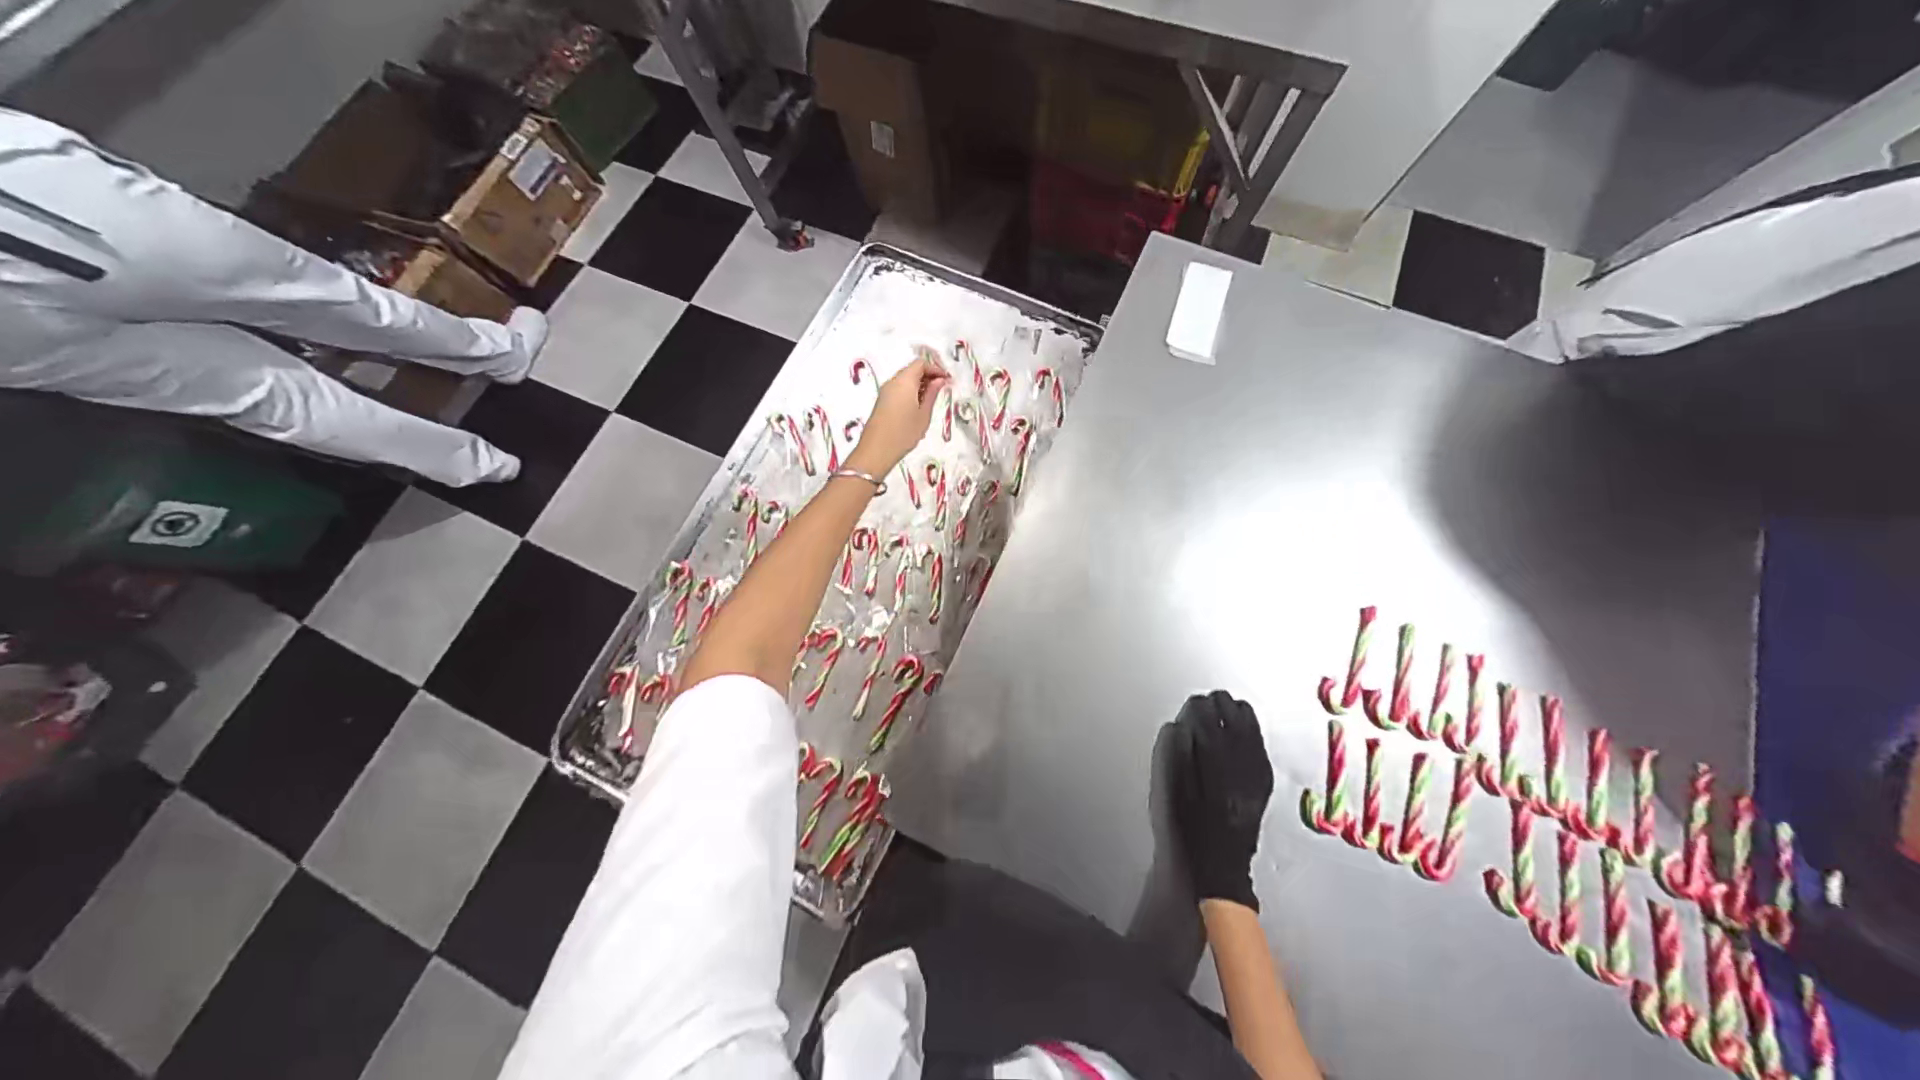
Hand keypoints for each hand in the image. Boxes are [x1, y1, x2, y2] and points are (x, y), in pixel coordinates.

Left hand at [846, 353, 949, 476]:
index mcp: (904, 381)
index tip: (947, 381)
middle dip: (928, 376)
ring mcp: (885, 392)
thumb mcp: (924, 414)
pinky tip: (918, 408)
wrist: (876, 450)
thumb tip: (939, 381)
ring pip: (905, 380)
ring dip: (919, 385)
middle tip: (941, 390)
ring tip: (931, 400)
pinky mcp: (882, 402)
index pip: (921, 364)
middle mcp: (893, 382)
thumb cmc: (904, 432)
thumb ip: (932, 394)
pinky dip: (910, 392)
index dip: (935, 369)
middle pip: (912, 370)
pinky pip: (898, 390)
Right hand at [1170, 691, 1274, 910]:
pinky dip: (1246, 730)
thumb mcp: (1171, 792)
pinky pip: (1257, 741)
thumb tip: (1177, 725)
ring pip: (1248, 723)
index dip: (1196, 708)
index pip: (1206, 717)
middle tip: (1202, 708)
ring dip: (1232, 714)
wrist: (1220, 866)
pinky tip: (1238, 730)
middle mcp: (1240, 763)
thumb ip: (1173, 755)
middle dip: (1215, 706)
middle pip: (1231, 713)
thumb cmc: (1189, 831)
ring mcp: (1256, 769)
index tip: (1189, 706)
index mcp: (1214, 765)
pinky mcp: (1264, 778)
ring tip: (1219, 714)